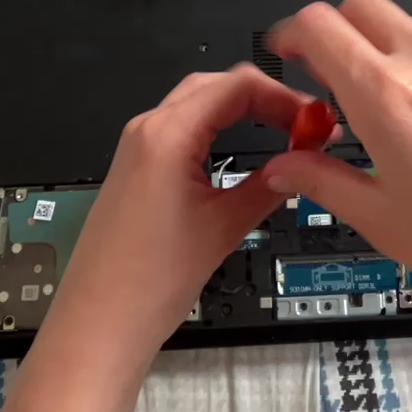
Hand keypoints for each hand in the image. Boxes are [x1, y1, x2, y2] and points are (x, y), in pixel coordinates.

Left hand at [0, 65, 315, 411]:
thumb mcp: (224, 227)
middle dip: (265, 97)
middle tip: (303, 124)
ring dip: (242, 108)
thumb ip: (268, 185)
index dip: (282, 97)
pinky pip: (183, 125)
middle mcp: (147, 130)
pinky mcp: (136, 165)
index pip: (237, 85)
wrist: (98, 326)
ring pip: (199, 101)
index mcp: (167, 135)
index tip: (312, 119)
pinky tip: (241, 146)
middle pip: (218, 84)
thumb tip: (301, 162)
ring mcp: (137, 146)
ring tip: (281, 131)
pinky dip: (218, 125)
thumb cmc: (146, 283)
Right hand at [259, 0, 411, 360]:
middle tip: (326, 78)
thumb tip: (290, 168)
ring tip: (382, 106)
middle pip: (360, 5)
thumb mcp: (387, 223)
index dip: (289, 33)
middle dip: (332, 31)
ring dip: (380, 45)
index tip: (286, 53)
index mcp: (390, 96)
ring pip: (408, 22)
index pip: (318, 24)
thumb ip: (324, 182)